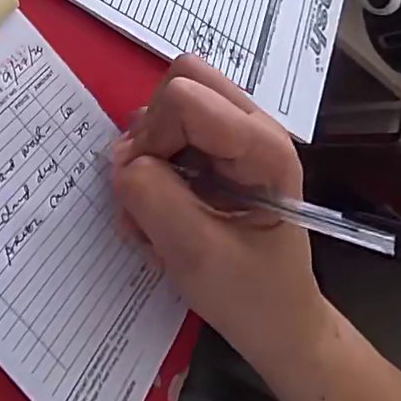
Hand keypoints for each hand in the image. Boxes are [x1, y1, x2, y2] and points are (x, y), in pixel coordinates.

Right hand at [110, 57, 330, 372]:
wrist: (277, 321)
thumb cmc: (249, 295)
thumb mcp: (195, 255)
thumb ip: (153, 197)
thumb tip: (123, 160)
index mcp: (263, 146)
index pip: (184, 96)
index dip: (152, 136)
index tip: (149, 188)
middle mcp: (253, 125)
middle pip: (182, 79)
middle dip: (151, 129)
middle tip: (149, 184)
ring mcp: (235, 133)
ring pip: (172, 100)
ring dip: (149, 149)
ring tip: (155, 206)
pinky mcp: (218, 147)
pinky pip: (171, 125)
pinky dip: (153, 159)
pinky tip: (161, 205)